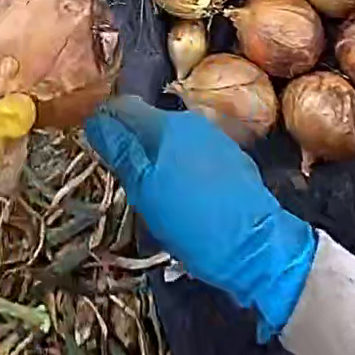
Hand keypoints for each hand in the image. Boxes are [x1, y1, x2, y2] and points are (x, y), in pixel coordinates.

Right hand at [85, 97, 315, 339]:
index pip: (123, 106)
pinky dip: (179, 164)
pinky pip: (192, 150)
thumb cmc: (193, 221)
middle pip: (147, 121)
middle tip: (124, 178)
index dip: (105, 123)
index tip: (96, 148)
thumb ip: (120, 152)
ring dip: (156, 156)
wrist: (259, 248)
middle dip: (131, 143)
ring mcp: (213, 137)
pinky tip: (183, 193)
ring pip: (170, 138)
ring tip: (153, 191)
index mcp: (165, 124)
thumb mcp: (145, 191)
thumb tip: (95, 120)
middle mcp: (189, 121)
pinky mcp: (230, 155)